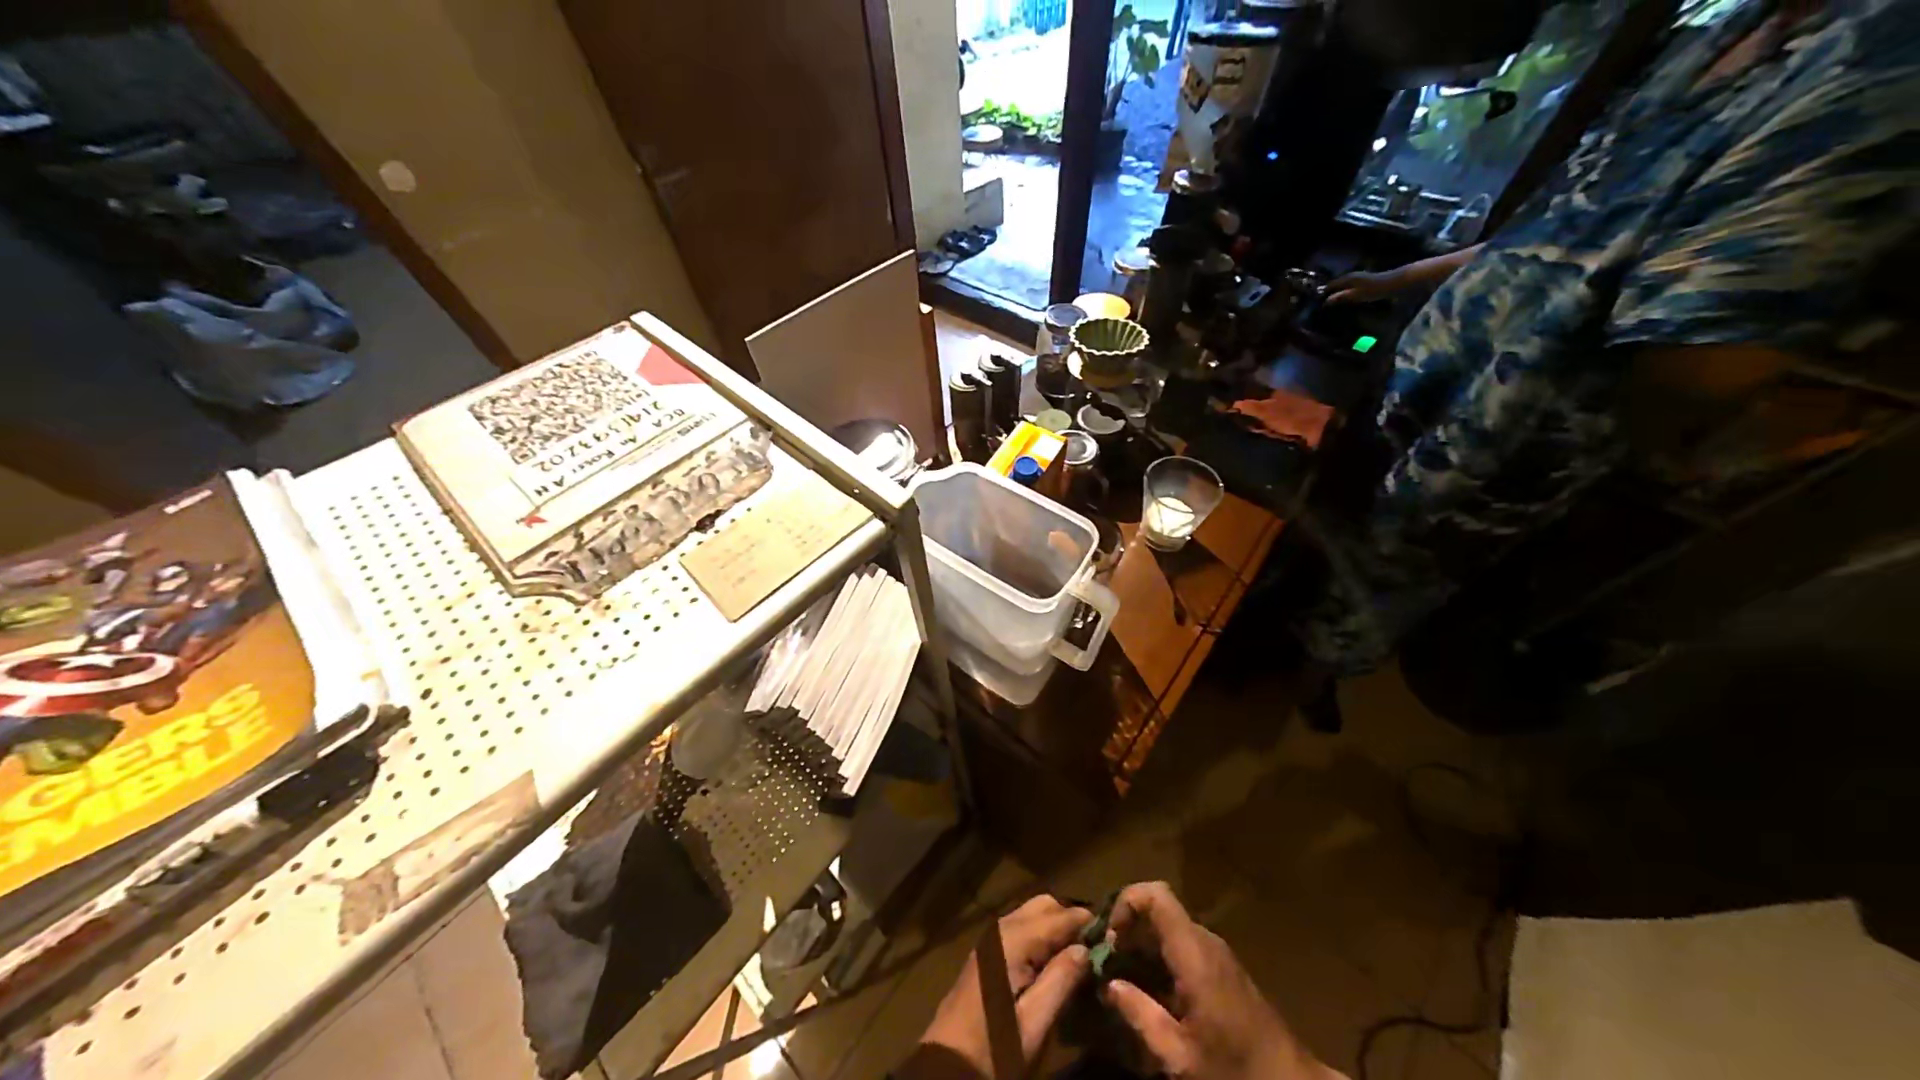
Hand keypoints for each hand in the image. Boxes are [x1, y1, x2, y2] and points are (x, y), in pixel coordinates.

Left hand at [904, 895, 1093, 1079]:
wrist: (946, 1067)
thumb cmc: (995, 1049)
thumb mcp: (1035, 1023)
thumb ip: (1062, 980)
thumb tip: (1087, 948)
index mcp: (1013, 941)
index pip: (1061, 916)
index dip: (1090, 924)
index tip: (1117, 939)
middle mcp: (1001, 930)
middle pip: (1045, 906)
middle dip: (1073, 921)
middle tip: (1099, 950)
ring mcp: (991, 941)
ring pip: (1032, 915)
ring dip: (1057, 928)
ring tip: (1081, 957)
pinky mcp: (987, 955)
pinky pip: (1021, 930)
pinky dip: (1041, 936)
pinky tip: (1055, 963)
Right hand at [1103, 882, 1342, 1079]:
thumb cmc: (1235, 1068)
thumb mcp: (1179, 1054)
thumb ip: (1140, 1014)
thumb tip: (1109, 984)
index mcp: (1194, 954)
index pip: (1156, 895)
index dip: (1126, 902)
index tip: (1109, 936)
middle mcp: (1206, 943)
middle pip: (1158, 911)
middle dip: (1128, 929)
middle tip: (1108, 963)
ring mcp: (1217, 955)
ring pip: (1169, 929)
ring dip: (1142, 946)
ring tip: (1123, 980)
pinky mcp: (1222, 970)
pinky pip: (1182, 946)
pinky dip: (1159, 958)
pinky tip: (1150, 993)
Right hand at [1323, 269, 1404, 305]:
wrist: (1394, 283)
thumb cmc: (1374, 290)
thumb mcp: (1355, 295)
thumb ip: (1340, 297)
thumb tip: (1325, 302)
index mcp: (1347, 278)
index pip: (1330, 285)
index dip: (1323, 293)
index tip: (1316, 303)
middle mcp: (1351, 276)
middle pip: (1336, 285)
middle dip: (1329, 293)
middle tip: (1323, 305)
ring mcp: (1358, 278)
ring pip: (1343, 286)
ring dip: (1337, 293)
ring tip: (1332, 303)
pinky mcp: (1364, 281)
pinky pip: (1349, 287)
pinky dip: (1345, 292)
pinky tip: (1346, 299)